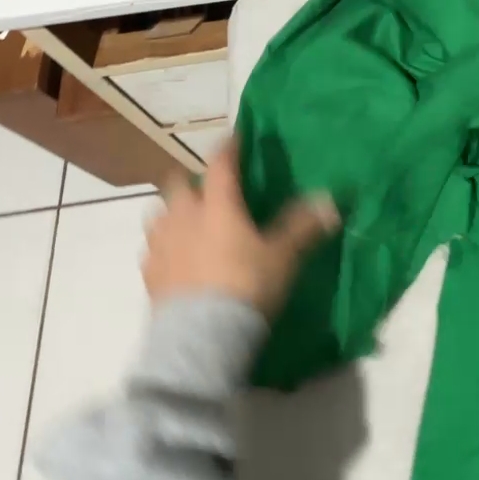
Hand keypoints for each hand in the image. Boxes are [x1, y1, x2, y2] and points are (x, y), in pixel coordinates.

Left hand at [142, 147, 339, 315]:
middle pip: (177, 182)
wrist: (201, 340)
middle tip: (210, 189)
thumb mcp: (283, 257)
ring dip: (173, 212)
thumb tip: (330, 200)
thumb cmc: (245, 287)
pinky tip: (177, 258)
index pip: (220, 163)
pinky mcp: (148, 275)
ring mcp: (161, 245)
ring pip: (159, 213)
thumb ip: (303, 226)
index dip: (229, 147)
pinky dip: (164, 246)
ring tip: (189, 223)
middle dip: (192, 180)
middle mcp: (183, 216)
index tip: (236, 139)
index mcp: (217, 204)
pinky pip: (152, 249)